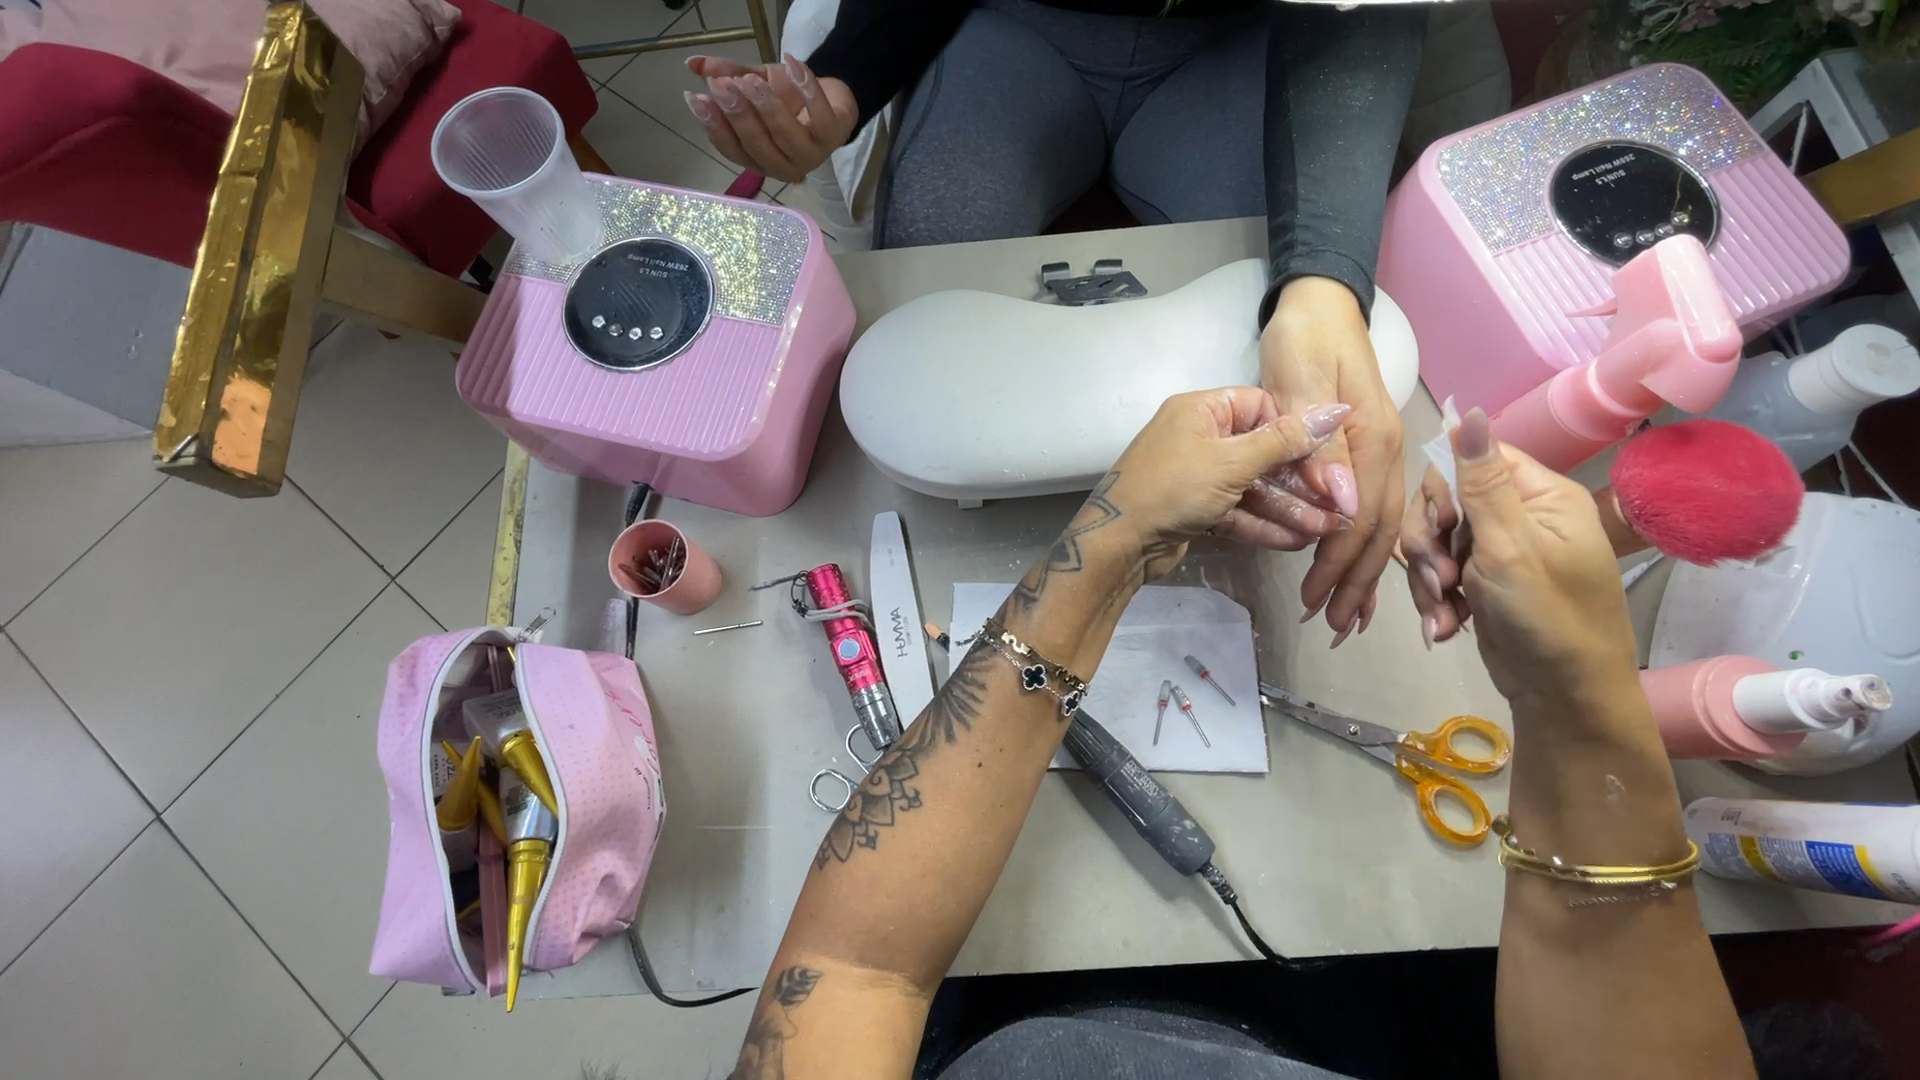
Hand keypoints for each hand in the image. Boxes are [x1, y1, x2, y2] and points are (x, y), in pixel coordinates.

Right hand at [684, 54, 856, 183]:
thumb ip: (728, 75)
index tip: (696, 97)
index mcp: (759, 159)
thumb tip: (693, 63)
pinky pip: (819, 117)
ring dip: (766, 106)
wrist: (833, 101)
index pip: (732, 150)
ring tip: (751, 80)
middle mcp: (784, 166)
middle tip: (725, 85)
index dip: (714, 126)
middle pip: (757, 146)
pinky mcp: (833, 137)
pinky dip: (806, 89)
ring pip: (785, 135)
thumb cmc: (789, 100)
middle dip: (739, 115)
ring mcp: (810, 154)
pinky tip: (791, 64)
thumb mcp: (756, 84)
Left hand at [1101, 387, 1348, 579]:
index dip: (1296, 431)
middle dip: (1299, 480)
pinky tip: (1296, 541)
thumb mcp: (1231, 461)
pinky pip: (1235, 510)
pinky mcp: (1194, 507)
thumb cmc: (1173, 489)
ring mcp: (1195, 474)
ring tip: (1327, 529)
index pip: (1262, 408)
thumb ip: (1285, 440)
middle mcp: (1198, 436)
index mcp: (1201, 409)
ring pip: (1251, 486)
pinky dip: (1261, 524)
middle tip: (1338, 503)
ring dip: (1287, 507)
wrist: (1118, 544)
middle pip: (1261, 451)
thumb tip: (1336, 409)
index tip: (1329, 455)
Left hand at [1262, 277, 1404, 646]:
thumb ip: (1316, 446)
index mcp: (1367, 436)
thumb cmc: (1299, 341)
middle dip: (1352, 579)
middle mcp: (1372, 450)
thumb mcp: (1297, 387)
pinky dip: (1332, 539)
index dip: (1343, 564)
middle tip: (1336, 625)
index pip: (1362, 515)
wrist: (1308, 303)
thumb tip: (1345, 507)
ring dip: (1346, 568)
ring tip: (1336, 611)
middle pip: (1370, 526)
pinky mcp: (1341, 455)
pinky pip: (1341, 505)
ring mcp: (1358, 453)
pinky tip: (1328, 566)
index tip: (1324, 604)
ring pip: (1358, 521)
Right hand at [1401, 408, 1640, 707]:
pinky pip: (1437, 571)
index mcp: (1541, 496)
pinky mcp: (1480, 580)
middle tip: (1442, 578)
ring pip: (1433, 540)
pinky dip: (1435, 598)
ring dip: (1428, 578)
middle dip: (1429, 544)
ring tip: (1443, 611)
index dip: (1442, 490)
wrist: (1560, 695)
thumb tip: (1467, 411)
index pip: (1471, 459)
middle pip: (1442, 502)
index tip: (1443, 527)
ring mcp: (1498, 550)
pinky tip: (1445, 624)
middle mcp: (1520, 515)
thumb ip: (1481, 481)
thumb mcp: (1508, 547)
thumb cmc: (1546, 617)